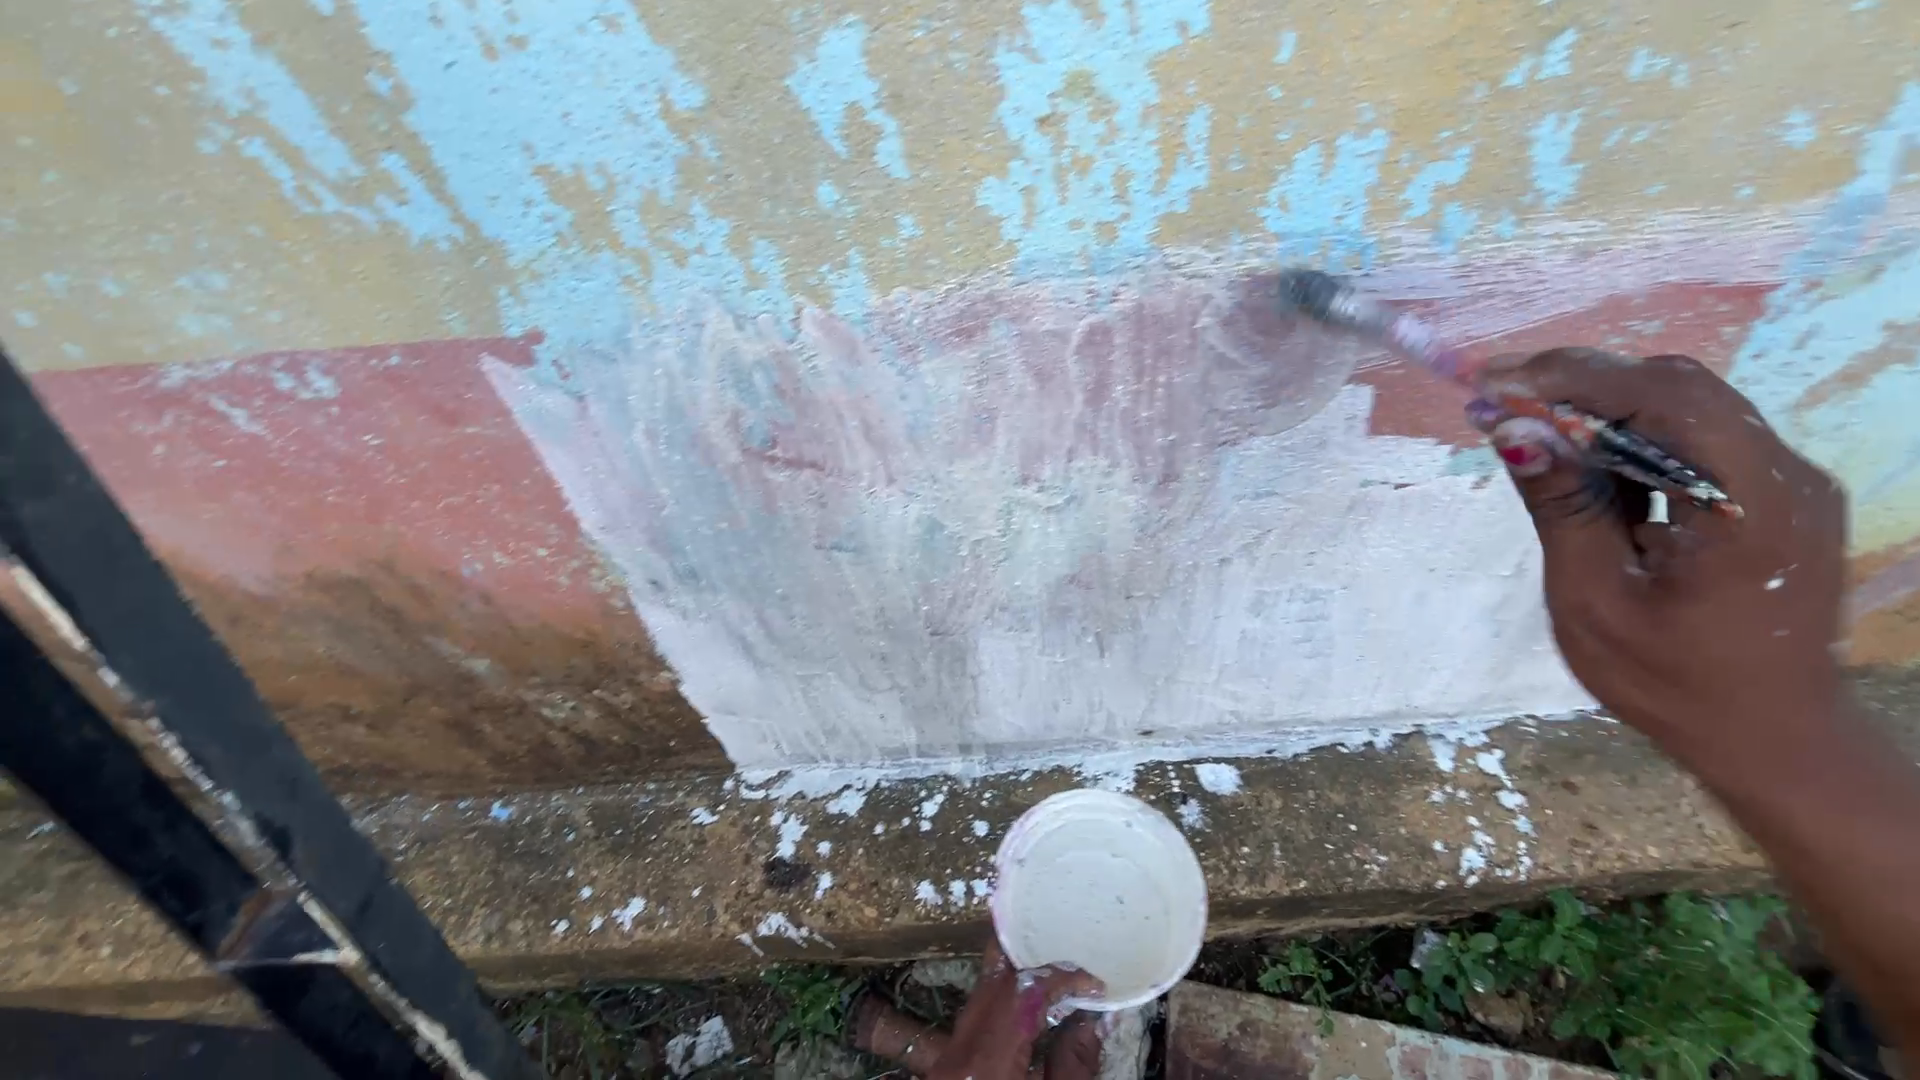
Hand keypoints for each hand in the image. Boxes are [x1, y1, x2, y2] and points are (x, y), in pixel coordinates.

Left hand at [926, 940, 1103, 1079]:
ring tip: (1052, 973)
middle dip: (1031, 961)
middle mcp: (963, 1047)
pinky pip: (977, 1014)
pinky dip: (1002, 1001)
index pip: (1025, 993)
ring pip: (980, 992)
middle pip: (993, 979)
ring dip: (1014, 976)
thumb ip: (1074, 1064)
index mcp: (990, 1060)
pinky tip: (1027, 1007)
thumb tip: (1094, 1019)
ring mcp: (952, 1054)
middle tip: (1067, 957)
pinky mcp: (950, 1065)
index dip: (1062, 978)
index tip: (1094, 985)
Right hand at [1470, 348, 1848, 767]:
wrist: (1767, 734)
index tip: (1491, 383)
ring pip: (1685, 406)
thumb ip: (1560, 506)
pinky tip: (1575, 456)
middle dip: (1579, 382)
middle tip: (1497, 397)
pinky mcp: (1767, 495)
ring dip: (1597, 406)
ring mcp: (1782, 482)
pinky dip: (1625, 435)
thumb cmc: (1668, 679)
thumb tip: (1512, 428)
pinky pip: (1692, 438)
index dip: (1570, 379)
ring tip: (1523, 423)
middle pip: (1678, 389)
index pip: (1662, 399)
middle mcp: (1783, 474)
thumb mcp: (1592, 597)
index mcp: (1750, 503)